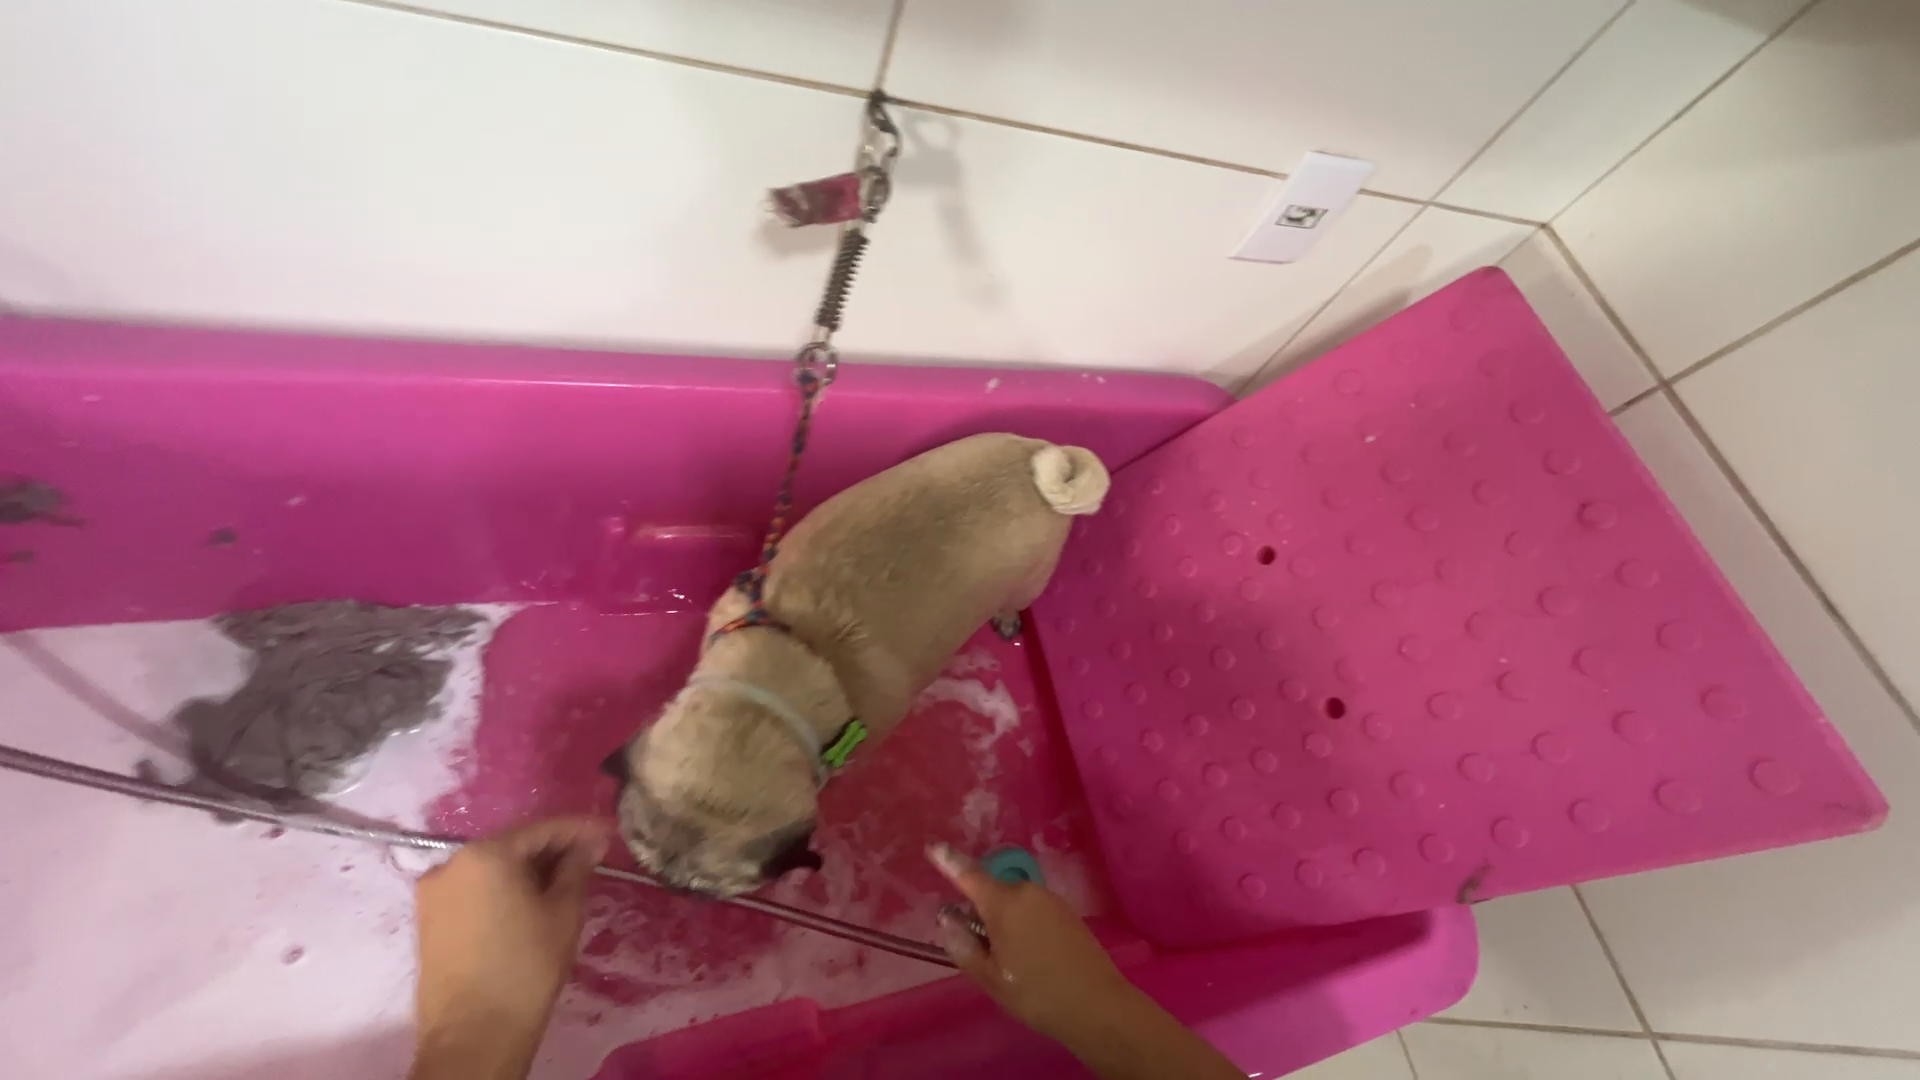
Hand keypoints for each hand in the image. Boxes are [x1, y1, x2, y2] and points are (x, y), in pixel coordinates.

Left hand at [412, 818, 609, 1079]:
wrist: (474, 1036)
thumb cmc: (527, 964)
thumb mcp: (565, 908)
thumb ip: (579, 865)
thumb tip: (591, 842)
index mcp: (484, 854)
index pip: (543, 828)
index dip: (580, 829)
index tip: (609, 833)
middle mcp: (450, 864)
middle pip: (514, 845)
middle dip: (554, 849)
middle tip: (592, 856)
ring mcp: (433, 894)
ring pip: (494, 868)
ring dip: (530, 870)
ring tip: (567, 879)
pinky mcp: (429, 921)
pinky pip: (476, 889)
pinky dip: (506, 889)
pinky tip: (533, 900)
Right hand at [928, 844, 1242, 1079]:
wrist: (1097, 1005)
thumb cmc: (1036, 993)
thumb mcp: (990, 978)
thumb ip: (964, 945)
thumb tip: (948, 918)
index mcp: (1003, 903)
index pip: (968, 875)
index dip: (948, 861)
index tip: (932, 846)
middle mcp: (1026, 891)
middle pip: (993, 894)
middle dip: (984, 915)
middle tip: (987, 954)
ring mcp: (1049, 898)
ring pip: (1014, 905)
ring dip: (1006, 924)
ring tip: (1015, 964)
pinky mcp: (1066, 911)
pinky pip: (1033, 911)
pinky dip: (1025, 928)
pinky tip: (1035, 960)